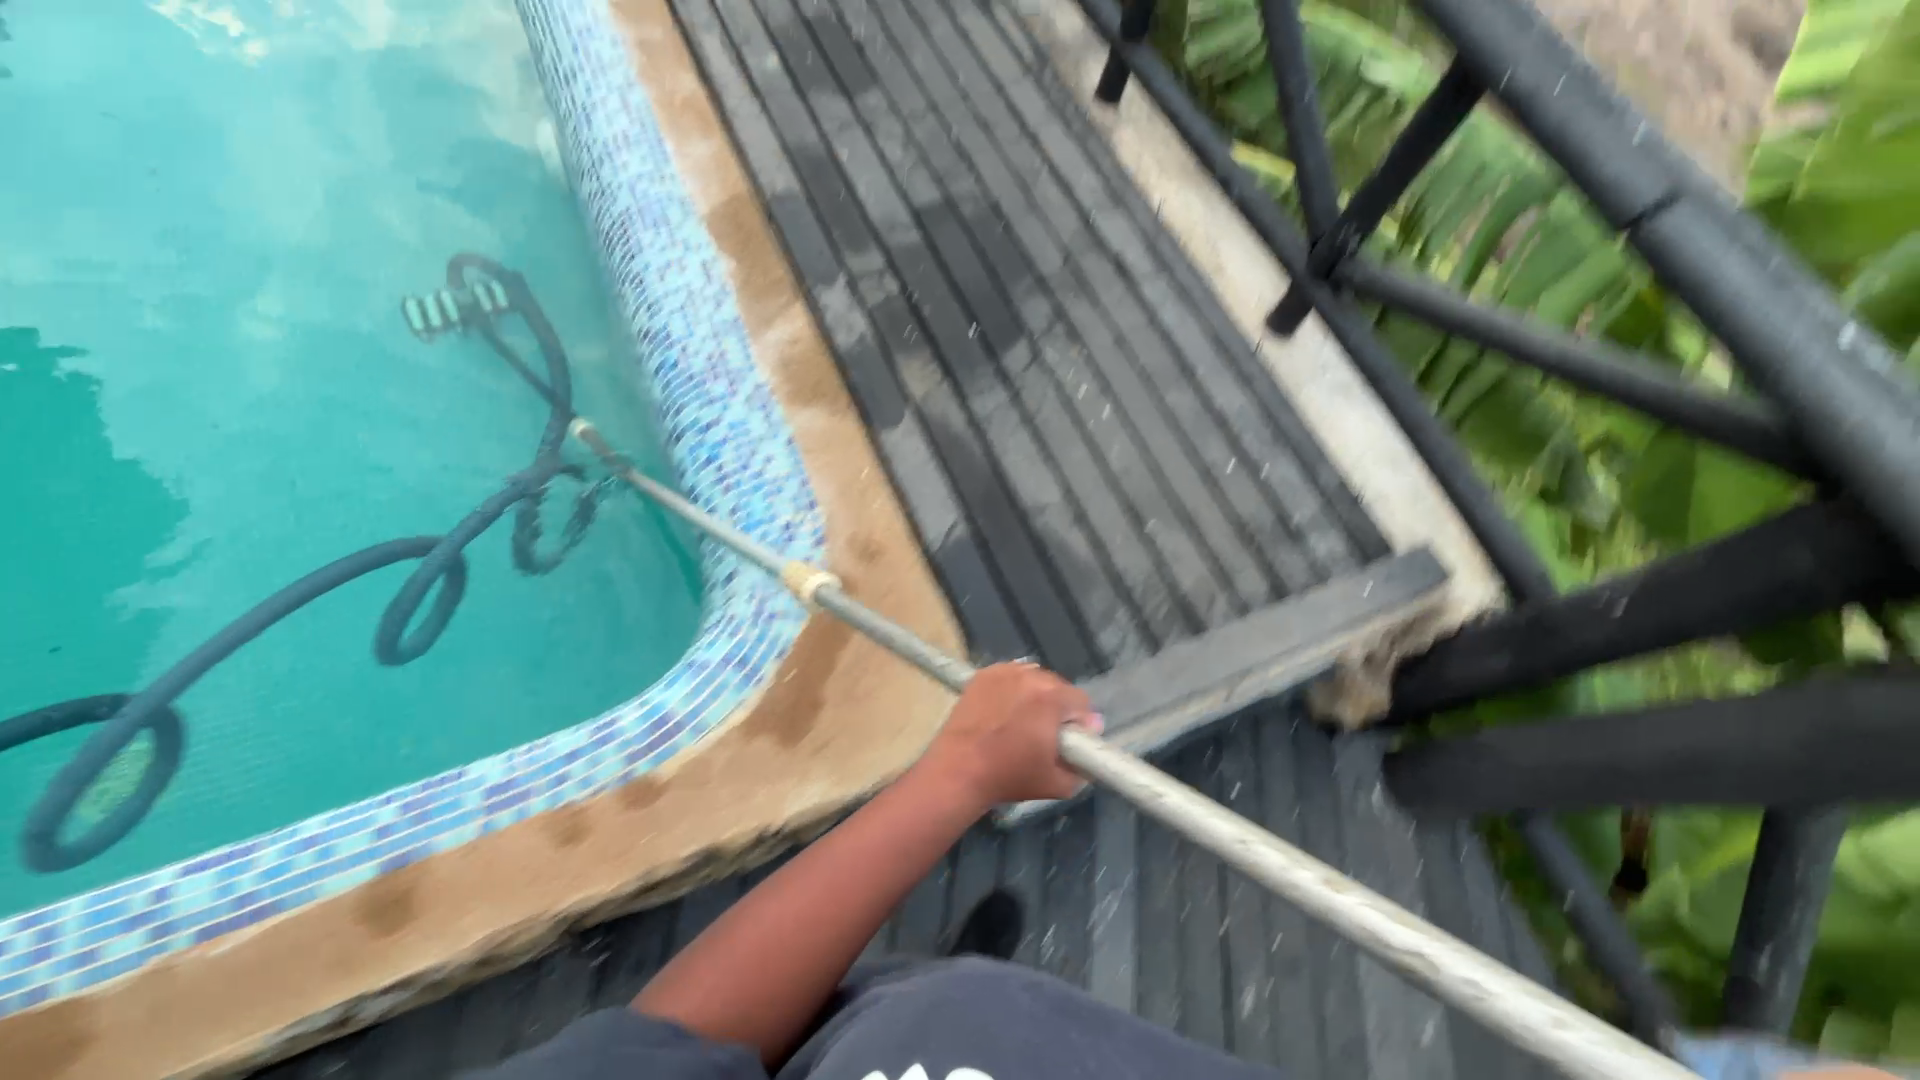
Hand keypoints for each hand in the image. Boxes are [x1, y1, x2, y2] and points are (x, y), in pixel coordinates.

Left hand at [916, 662, 1101, 807]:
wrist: (959, 769)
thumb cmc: (1009, 776)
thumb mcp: (1059, 784)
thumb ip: (1084, 765)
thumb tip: (1088, 742)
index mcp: (1052, 698)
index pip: (1082, 702)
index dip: (1081, 723)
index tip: (1071, 740)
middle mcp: (1031, 676)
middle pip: (1059, 687)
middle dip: (1059, 708)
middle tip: (1047, 732)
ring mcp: (1005, 672)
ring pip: (1034, 679)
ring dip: (1036, 696)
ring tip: (1024, 720)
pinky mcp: (983, 674)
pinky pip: (1010, 676)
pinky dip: (1013, 689)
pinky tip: (1005, 709)